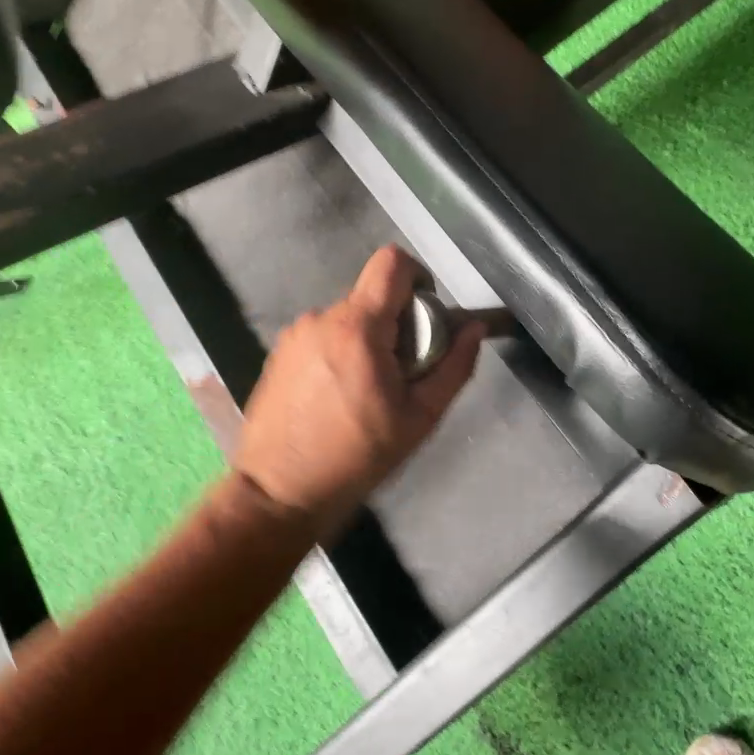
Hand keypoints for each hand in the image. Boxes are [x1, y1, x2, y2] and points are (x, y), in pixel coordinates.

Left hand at [234, 246, 485, 535]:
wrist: (278, 493)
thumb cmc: (356, 457)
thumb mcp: (419, 418)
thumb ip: (454, 367)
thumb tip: (475, 329)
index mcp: (358, 327)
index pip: (392, 262)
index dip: (418, 277)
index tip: (426, 318)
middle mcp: (322, 318)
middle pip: (373, 297)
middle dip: (396, 325)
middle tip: (402, 375)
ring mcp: (295, 335)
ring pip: (349, 319)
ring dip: (367, 342)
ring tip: (367, 394)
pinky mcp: (279, 353)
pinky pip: (324, 337)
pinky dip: (341, 355)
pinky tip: (337, 399)